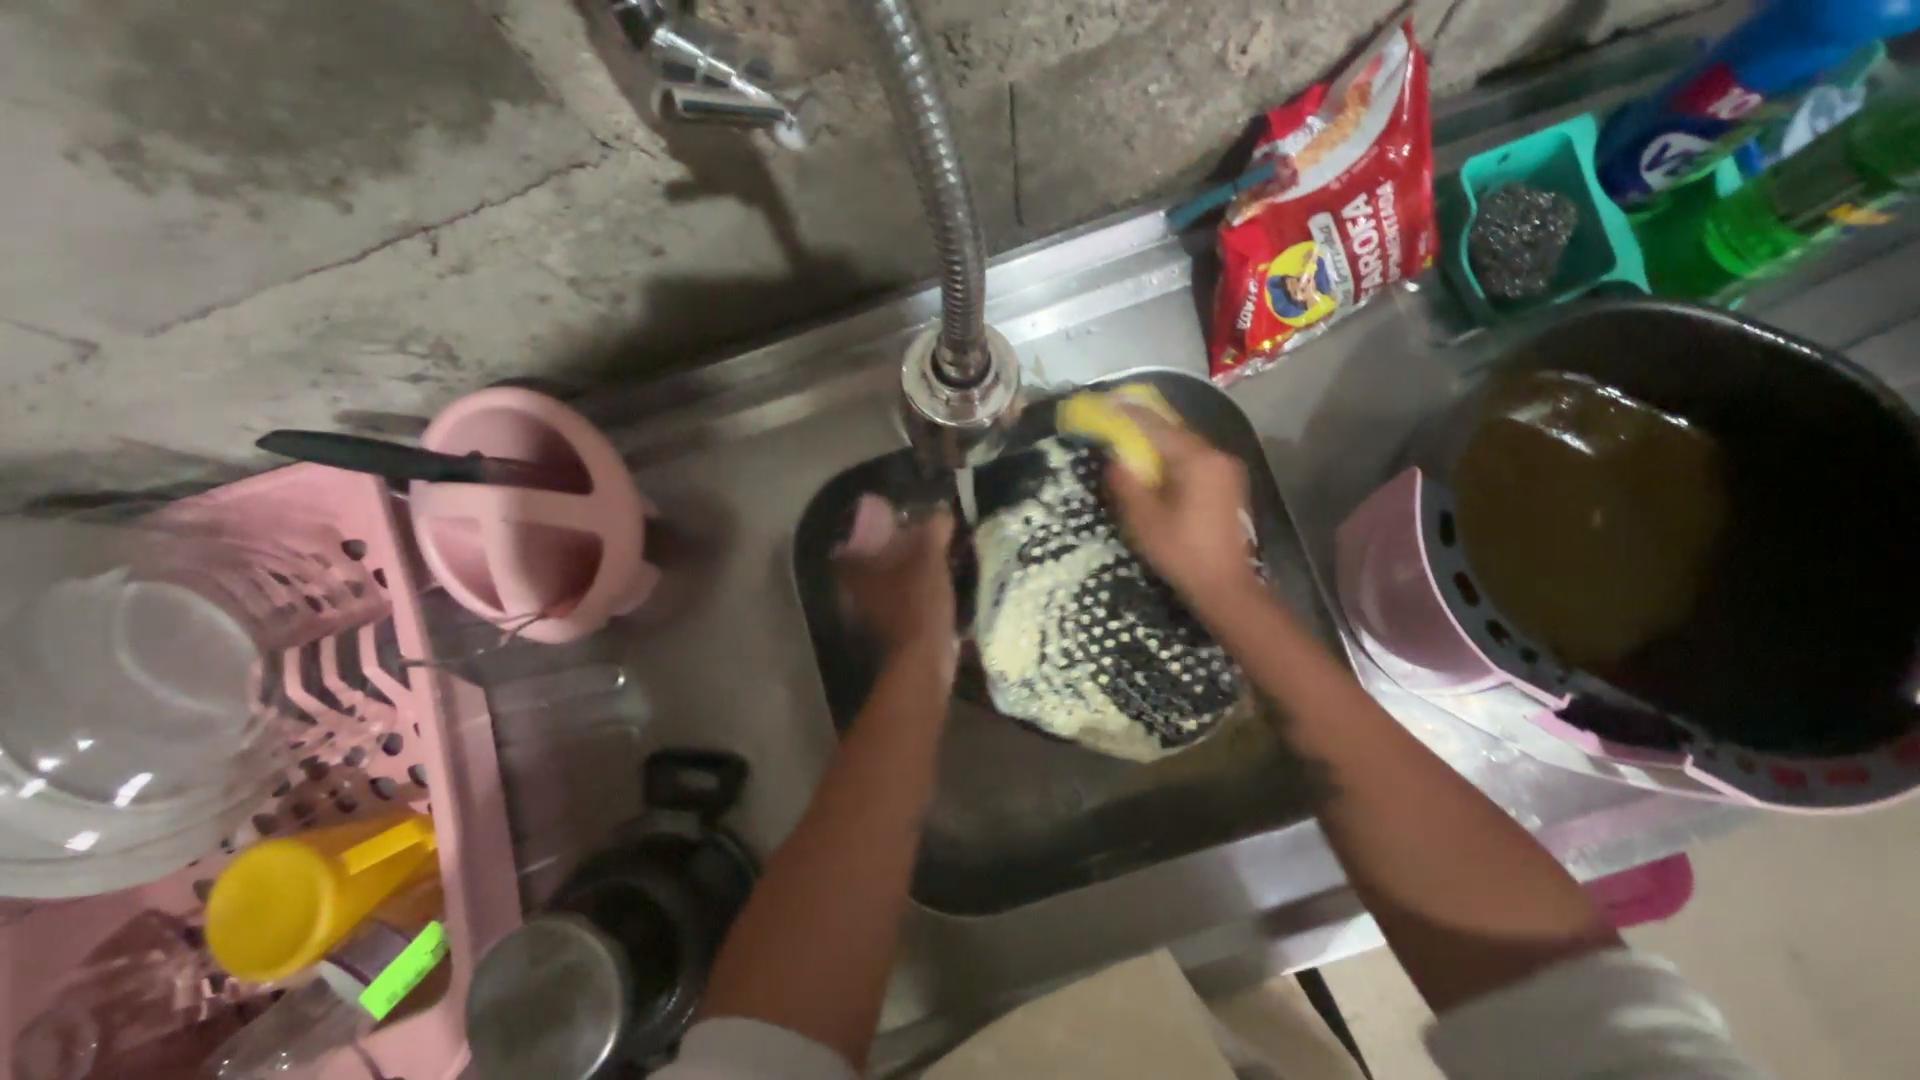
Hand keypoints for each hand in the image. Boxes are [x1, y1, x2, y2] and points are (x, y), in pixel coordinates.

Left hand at [834, 495, 958, 674]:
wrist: (920, 664)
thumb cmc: (917, 603)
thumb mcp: (930, 559)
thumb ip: (933, 532)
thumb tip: (941, 512)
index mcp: (853, 570)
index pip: (851, 541)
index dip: (870, 529)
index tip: (893, 522)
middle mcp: (851, 593)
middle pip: (867, 565)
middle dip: (890, 554)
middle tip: (917, 542)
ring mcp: (867, 618)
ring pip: (883, 588)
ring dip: (902, 577)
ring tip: (931, 565)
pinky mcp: (886, 637)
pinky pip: (898, 607)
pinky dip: (912, 599)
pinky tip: (933, 593)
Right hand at [1105, 408, 1258, 610]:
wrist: (1226, 586)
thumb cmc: (1182, 552)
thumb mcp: (1143, 519)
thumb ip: (1125, 481)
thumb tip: (1115, 457)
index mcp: (1196, 458)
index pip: (1155, 424)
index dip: (1127, 413)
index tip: (1105, 403)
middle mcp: (1217, 455)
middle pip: (1174, 432)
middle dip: (1144, 428)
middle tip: (1117, 424)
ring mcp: (1228, 469)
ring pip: (1186, 447)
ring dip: (1160, 445)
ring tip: (1134, 448)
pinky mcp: (1231, 485)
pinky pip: (1197, 461)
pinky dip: (1175, 460)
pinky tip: (1160, 473)